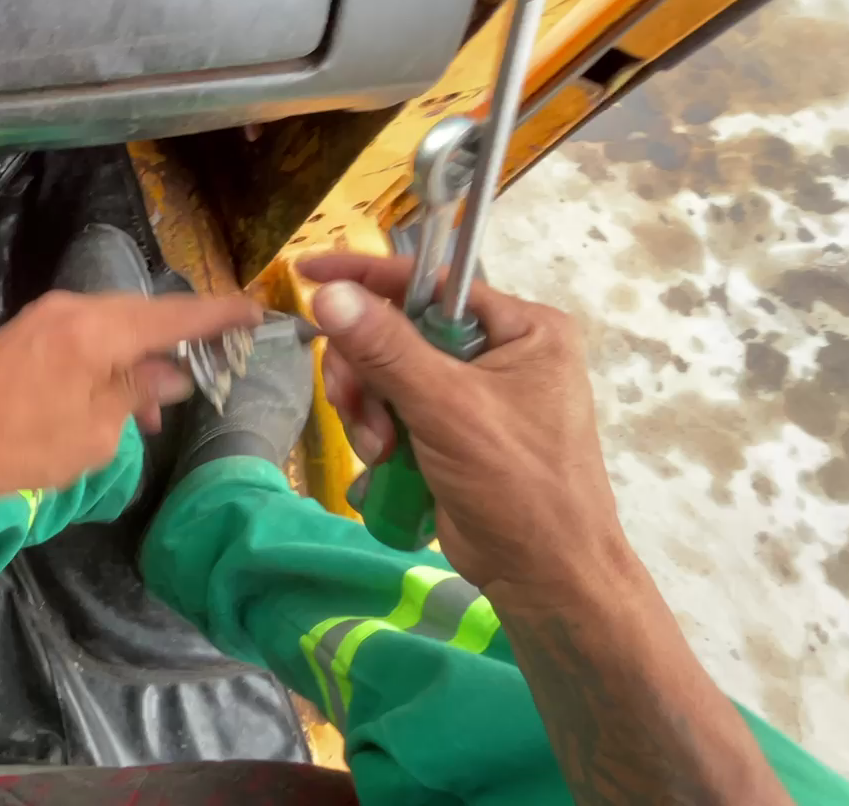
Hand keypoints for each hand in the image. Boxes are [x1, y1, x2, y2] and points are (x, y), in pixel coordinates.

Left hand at [0, 290, 263, 507]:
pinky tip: (116, 393)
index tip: (255, 311)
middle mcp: (71, 309)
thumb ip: (138, 394)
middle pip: (143, 314)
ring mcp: (45, 316)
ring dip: (140, 354)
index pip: (173, 315)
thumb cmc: (23, 448)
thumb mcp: (96, 433)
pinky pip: (85, 333)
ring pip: (113, 324)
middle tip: (211, 361)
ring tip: (158, 401)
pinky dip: (108, 356)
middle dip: (178, 338)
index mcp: (95, 330)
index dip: (218, 314)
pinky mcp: (27, 330)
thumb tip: (171, 374)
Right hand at [298, 254, 632, 599]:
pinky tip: (383, 457)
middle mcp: (492, 348)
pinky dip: (371, 426)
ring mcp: (464, 386)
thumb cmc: (518, 486)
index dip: (364, 275)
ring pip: (378, 367)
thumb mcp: (447, 408)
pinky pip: (382, 400)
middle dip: (364, 371)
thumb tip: (326, 294)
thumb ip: (385, 349)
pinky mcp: (441, 420)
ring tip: (378, 446)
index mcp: (519, 328)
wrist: (542, 577)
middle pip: (390, 329)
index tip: (306, 270)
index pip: (427, 282)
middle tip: (355, 406)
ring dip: (364, 405)